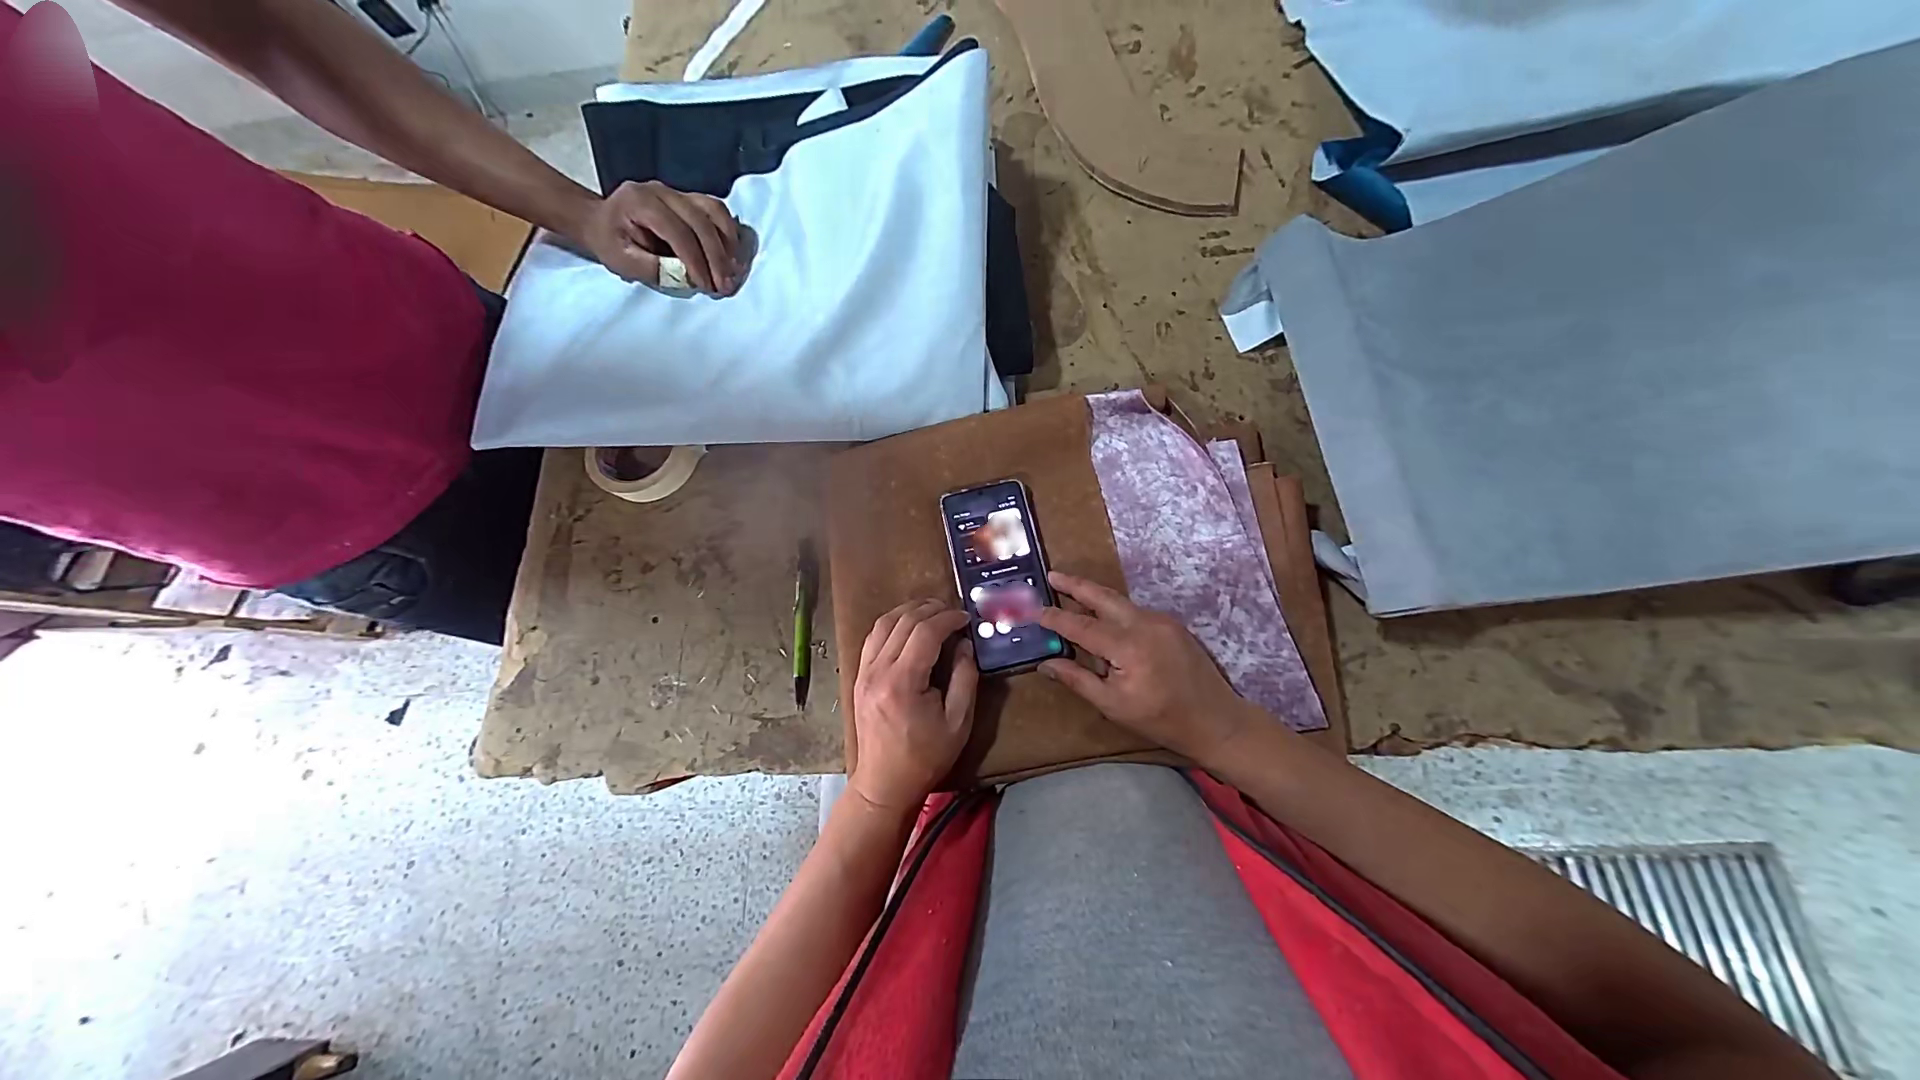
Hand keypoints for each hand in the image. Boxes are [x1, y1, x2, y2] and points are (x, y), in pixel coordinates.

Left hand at [579, 180, 740, 293]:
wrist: (601, 221)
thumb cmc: (610, 243)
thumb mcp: (622, 261)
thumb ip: (653, 268)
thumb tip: (687, 278)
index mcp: (640, 201)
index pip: (678, 231)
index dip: (696, 261)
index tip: (706, 287)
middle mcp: (661, 190)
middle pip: (701, 222)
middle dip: (716, 258)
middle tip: (725, 286)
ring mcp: (678, 192)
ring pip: (714, 211)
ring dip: (728, 244)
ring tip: (733, 272)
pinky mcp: (690, 198)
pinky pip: (717, 210)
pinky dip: (729, 233)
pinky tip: (732, 256)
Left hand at [848, 599, 978, 810]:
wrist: (885, 783)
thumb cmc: (925, 757)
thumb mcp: (958, 722)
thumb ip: (964, 678)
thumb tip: (964, 645)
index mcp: (902, 682)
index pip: (924, 632)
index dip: (947, 619)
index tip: (965, 618)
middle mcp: (878, 671)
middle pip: (903, 622)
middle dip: (930, 609)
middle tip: (951, 610)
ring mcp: (863, 673)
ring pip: (883, 625)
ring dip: (908, 611)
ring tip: (931, 610)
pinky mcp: (858, 678)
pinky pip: (873, 639)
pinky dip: (891, 625)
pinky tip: (907, 626)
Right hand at [1038, 571, 1254, 759]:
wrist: (1216, 720)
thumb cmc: (1160, 719)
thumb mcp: (1112, 705)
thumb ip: (1077, 679)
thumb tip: (1046, 664)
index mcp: (1127, 646)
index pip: (1081, 626)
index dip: (1055, 618)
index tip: (1034, 611)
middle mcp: (1144, 624)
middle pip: (1102, 597)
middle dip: (1075, 584)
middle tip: (1052, 575)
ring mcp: (1161, 621)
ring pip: (1120, 602)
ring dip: (1094, 595)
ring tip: (1070, 591)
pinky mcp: (1172, 625)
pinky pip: (1135, 612)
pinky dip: (1114, 610)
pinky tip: (1104, 618)